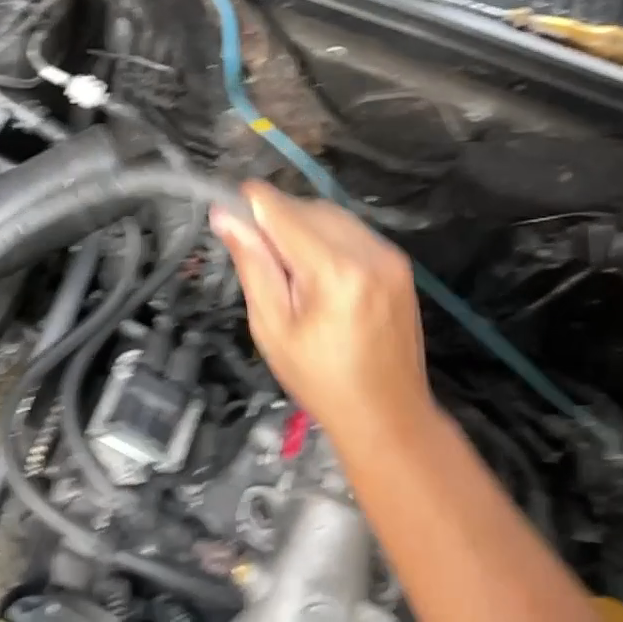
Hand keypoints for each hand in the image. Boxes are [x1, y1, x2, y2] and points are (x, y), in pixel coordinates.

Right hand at [210, 182, 434, 440]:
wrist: (389, 417)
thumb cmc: (321, 380)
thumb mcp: (272, 328)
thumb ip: (252, 264)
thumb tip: (224, 216)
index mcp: (335, 271)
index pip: (282, 209)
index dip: (250, 205)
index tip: (229, 216)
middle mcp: (368, 252)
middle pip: (306, 207)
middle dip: (276, 219)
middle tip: (259, 258)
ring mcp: (388, 255)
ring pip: (330, 214)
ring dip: (301, 226)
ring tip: (289, 270)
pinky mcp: (398, 263)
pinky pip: (351, 230)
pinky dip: (326, 238)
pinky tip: (318, 274)